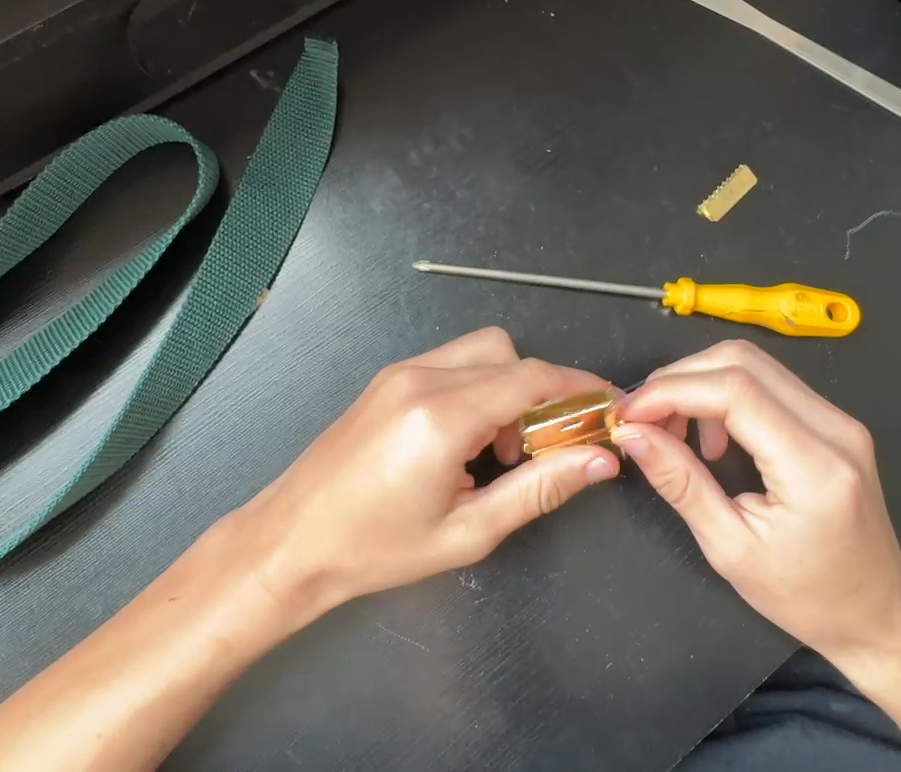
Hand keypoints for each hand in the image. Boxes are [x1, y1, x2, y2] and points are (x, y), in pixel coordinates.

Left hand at [235, 327, 619, 617]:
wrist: (292, 541)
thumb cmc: (376, 549)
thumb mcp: (468, 532)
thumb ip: (540, 489)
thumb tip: (598, 461)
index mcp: (442, 416)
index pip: (533, 378)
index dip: (580, 388)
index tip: (608, 409)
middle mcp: (421, 378)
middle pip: (509, 354)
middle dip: (541, 392)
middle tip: (541, 448)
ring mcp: (400, 372)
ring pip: (481, 352)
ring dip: (507, 389)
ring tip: (496, 452)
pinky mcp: (388, 377)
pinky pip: (452, 363)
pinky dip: (477, 388)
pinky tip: (465, 440)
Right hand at [611, 340, 900, 681]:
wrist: (877, 614)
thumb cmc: (805, 597)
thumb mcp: (730, 549)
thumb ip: (681, 483)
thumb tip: (632, 434)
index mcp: (815, 467)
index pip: (735, 390)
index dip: (672, 390)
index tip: (630, 415)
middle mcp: (835, 428)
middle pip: (742, 361)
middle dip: (679, 378)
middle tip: (644, 419)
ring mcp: (839, 419)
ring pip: (753, 363)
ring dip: (699, 383)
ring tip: (672, 430)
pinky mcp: (833, 421)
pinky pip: (768, 382)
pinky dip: (724, 394)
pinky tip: (711, 437)